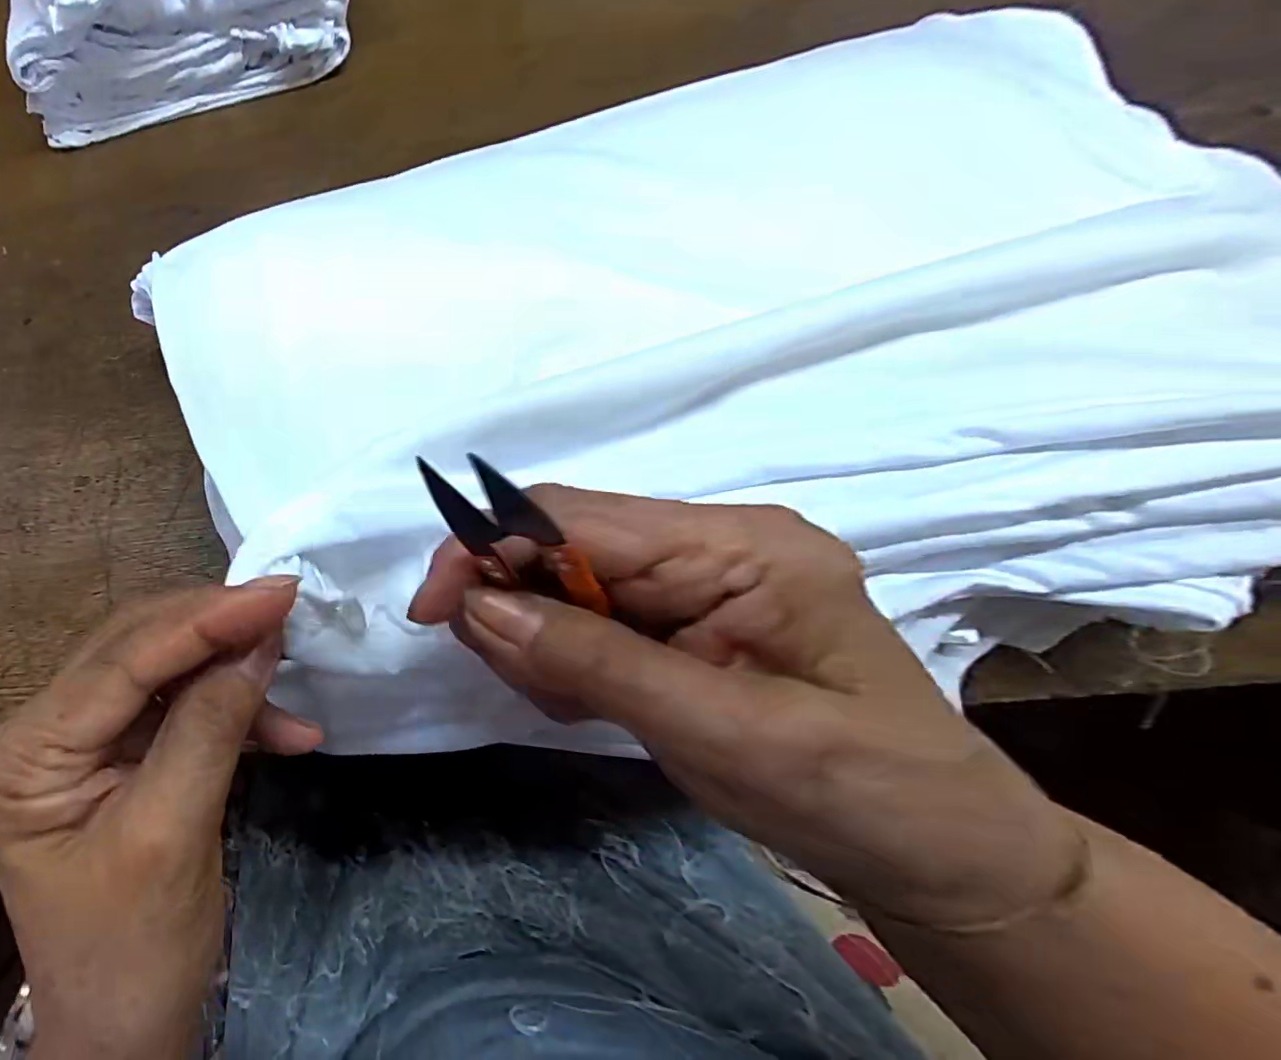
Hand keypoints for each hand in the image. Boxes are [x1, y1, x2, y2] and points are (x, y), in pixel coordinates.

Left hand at [0, 579, 320, 1058]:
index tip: (275, 591)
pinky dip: (228, 711)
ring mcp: (69, 741)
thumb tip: (259, 640)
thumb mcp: (174, 833)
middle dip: (215, 630)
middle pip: (134, 650)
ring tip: (286, 674)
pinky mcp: (108, 753)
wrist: (126, 1027)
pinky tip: (280, 730)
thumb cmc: (135, 949)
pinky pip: (173, 707)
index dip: (203, 619)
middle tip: (284, 609)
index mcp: (18, 757)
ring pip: (159, 671)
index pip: (119, 662)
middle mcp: (31, 734)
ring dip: (228, 673)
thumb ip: (213, 725)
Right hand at [409, 488, 1084, 931]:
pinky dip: (557, 659)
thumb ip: (592, 660)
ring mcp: (689, 581)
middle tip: (516, 676)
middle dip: (511, 603)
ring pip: (559, 584)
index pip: (576, 516)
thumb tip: (478, 606)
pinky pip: (580, 619)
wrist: (937, 855)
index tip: (434, 608)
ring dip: (534, 640)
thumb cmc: (858, 792)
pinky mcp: (673, 618)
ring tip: (569, 705)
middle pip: (560, 543)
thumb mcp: (720, 730)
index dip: (489, 546)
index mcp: (735, 547)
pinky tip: (586, 703)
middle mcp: (706, 544)